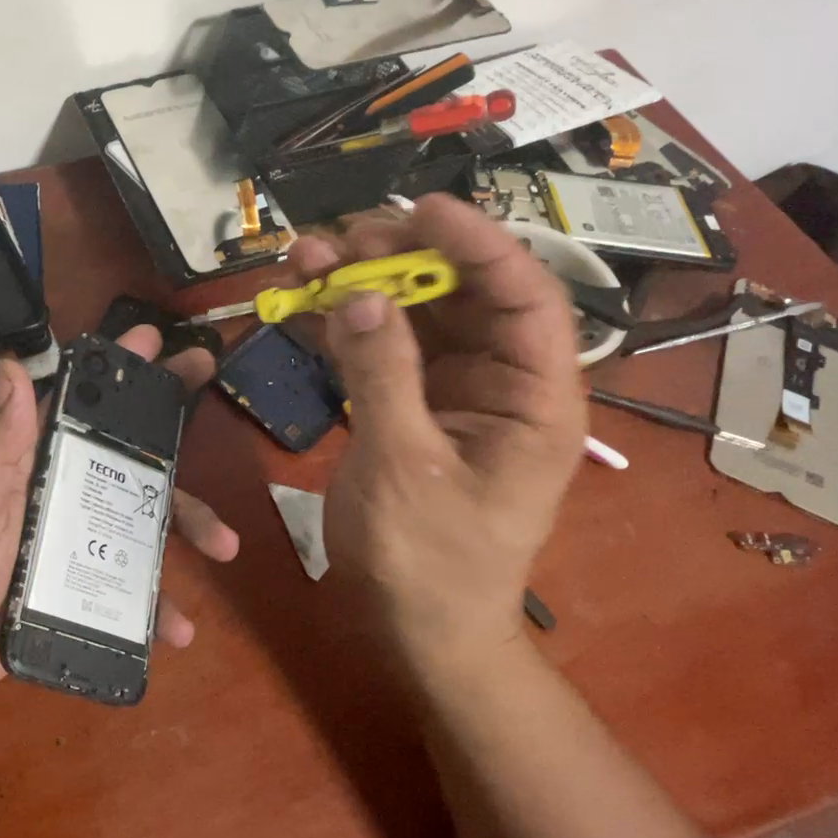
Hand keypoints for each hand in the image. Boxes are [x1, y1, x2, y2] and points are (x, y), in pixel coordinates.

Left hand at [0, 325, 238, 689]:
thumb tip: (11, 365)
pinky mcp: (87, 577)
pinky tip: (178, 626)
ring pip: (145, 514)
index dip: (116, 367)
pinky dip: (162, 602)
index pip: (78, 400)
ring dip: (189, 524)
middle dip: (170, 418)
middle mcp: (62, 484)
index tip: (157, 339)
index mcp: (33, 457)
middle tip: (213, 383)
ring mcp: (78, 532)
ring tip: (225, 546)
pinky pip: (135, 582)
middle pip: (125, 446)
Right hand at [292, 196, 585, 668]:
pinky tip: (302, 303)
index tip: (421, 211)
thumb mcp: (407, 466)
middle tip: (341, 239)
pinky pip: (375, 349)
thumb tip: (358, 295)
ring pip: (410, 316)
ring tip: (305, 260)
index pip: (523, 299)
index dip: (478, 247)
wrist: (417, 626)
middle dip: (401, 260)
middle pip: (459, 297)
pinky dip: (339, 325)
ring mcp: (448, 393)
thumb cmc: (431, 558)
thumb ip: (383, 374)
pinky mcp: (404, 406)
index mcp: (535, 398)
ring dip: (360, 286)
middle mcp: (497, 383)